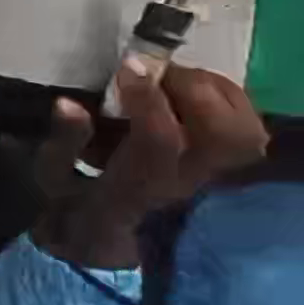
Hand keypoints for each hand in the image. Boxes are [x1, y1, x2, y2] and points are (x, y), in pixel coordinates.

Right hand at [33, 61, 267, 266]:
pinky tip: (192, 93)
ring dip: (211, 91)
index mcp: (138, 186)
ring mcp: (219, 181)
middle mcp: (190, 185)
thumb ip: (63, 140)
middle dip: (189, 89)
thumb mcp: (52, 174)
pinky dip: (226, 101)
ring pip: (244, 129)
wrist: (112, 239)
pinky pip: (250, 128)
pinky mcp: (234, 173)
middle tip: (153, 71)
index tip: (128, 65)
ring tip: (172, 79)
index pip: (159, 140)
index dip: (147, 98)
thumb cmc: (77, 201)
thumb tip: (68, 103)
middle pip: (220, 134)